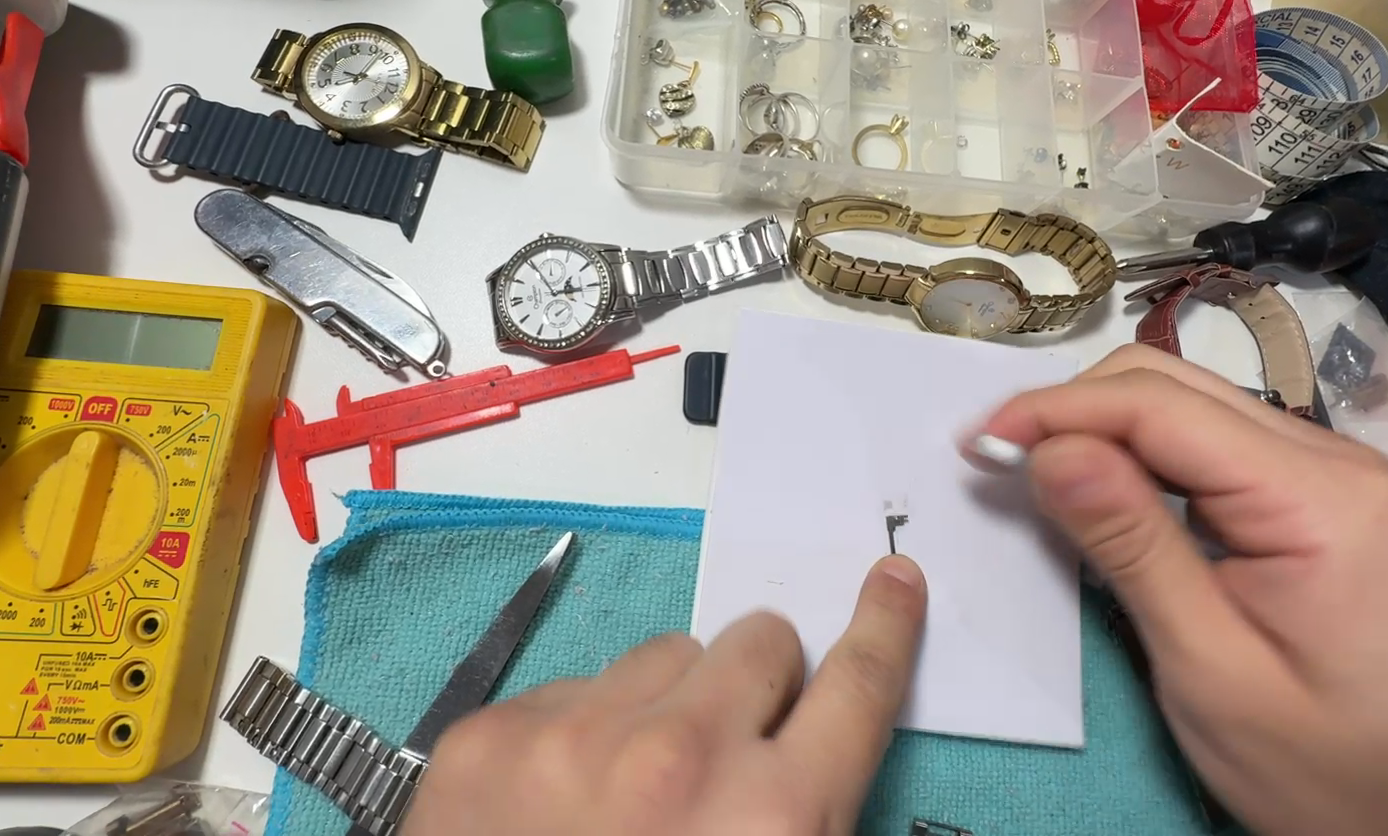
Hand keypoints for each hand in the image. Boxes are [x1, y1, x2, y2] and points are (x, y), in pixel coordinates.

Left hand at [402, 556, 926, 834]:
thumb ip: (809, 818)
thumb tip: (815, 760)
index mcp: (772, 825)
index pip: (856, 688)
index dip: (884, 627)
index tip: (894, 577)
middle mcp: (680, 759)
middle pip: (761, 641)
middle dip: (760, 685)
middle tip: (731, 747)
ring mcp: (574, 736)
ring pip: (668, 652)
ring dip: (672, 702)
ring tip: (636, 787)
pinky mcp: (493, 734)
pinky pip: (577, 684)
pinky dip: (585, 729)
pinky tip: (556, 805)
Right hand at [964, 345, 1387, 835]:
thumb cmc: (1336, 779)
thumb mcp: (1213, 673)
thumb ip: (1131, 547)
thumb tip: (1048, 449)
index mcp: (1317, 497)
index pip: (1155, 406)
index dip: (1054, 410)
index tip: (978, 444)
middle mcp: (1328, 459)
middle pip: (1168, 385)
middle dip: (1069, 410)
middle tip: (1000, 463)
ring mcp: (1326, 474)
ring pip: (1181, 404)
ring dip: (1097, 427)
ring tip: (1036, 473)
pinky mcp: (1313, 498)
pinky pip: (1204, 443)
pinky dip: (1135, 453)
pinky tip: (1103, 488)